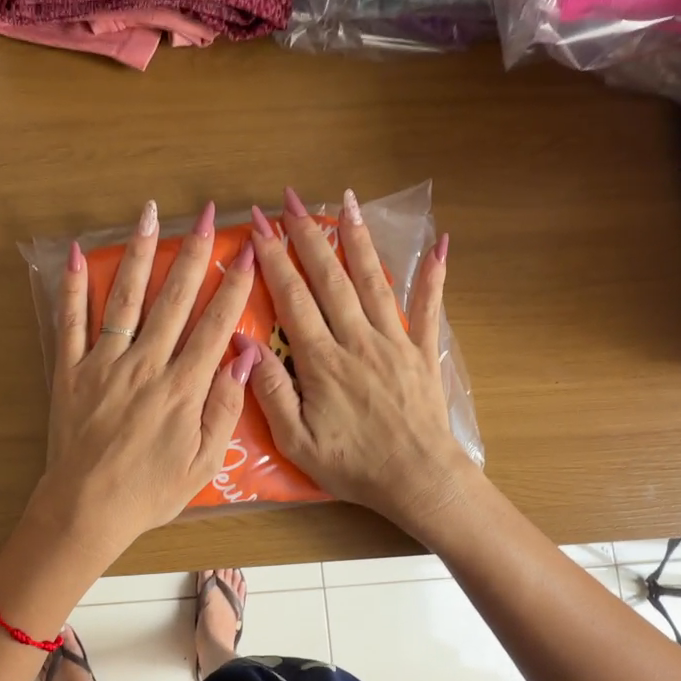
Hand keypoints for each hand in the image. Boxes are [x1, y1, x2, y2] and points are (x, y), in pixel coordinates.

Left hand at [32, 199, 261, 557]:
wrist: (86, 508)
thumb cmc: (149, 492)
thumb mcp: (203, 463)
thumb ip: (224, 408)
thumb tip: (244, 358)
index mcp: (182, 388)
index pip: (214, 325)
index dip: (233, 286)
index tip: (246, 252)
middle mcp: (145, 365)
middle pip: (173, 300)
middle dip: (192, 253)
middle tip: (203, 214)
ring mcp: (104, 364)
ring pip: (125, 300)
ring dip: (140, 255)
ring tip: (148, 215)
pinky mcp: (70, 371)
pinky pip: (70, 322)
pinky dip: (72, 288)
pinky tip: (76, 254)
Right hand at [246, 188, 471, 528]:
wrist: (418, 480)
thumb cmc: (353, 466)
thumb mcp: (296, 440)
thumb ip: (270, 391)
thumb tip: (242, 345)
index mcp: (322, 361)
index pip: (293, 298)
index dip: (274, 259)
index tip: (260, 226)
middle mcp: (358, 339)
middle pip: (329, 278)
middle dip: (308, 235)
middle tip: (292, 200)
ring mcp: (394, 341)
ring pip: (372, 280)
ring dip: (357, 240)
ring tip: (347, 202)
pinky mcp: (421, 352)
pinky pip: (428, 307)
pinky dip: (432, 275)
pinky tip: (437, 245)